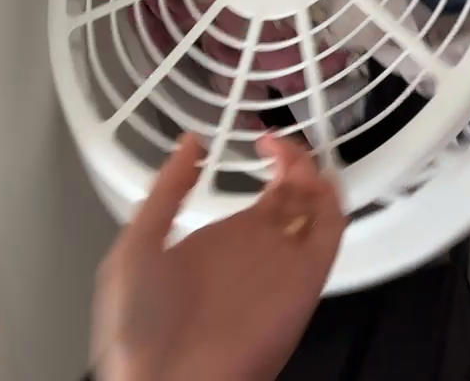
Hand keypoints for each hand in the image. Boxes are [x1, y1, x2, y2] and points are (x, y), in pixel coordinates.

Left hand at [92, 133, 346, 380]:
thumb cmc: (139, 331)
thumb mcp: (135, 250)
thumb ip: (165, 193)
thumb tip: (189, 143)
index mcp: (226, 240)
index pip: (267, 192)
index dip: (273, 160)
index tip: (266, 138)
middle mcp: (262, 246)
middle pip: (299, 192)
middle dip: (300, 159)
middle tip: (285, 141)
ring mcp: (287, 259)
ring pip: (320, 204)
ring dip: (316, 172)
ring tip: (296, 154)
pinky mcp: (307, 275)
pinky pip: (332, 229)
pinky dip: (334, 199)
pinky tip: (317, 179)